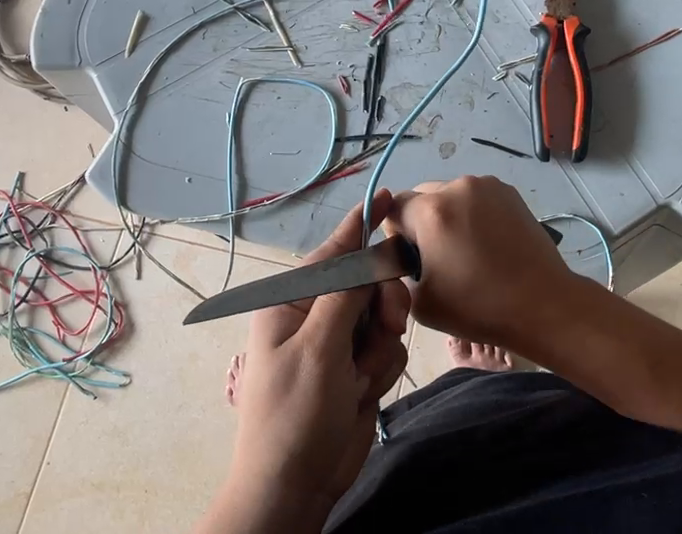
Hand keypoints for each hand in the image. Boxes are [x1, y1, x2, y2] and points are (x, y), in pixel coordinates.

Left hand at [220, 190, 409, 519]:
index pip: (334, 251)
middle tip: (388, 324)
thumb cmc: (294, 415)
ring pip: (384, 316)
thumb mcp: (317, 349)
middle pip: (369, 282)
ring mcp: (338, 343)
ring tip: (361, 376)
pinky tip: (363, 391)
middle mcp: (315, 314)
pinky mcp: (357, 368)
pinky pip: (388, 347)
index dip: (362, 223)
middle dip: (383, 303)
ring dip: (381, 345)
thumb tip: (365, 251)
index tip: (390, 195)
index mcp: (291, 301)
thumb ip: (346, 296)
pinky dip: (382, 367)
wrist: (296, 487)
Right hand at [384, 175, 576, 350]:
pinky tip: (487, 242)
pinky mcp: (508, 191)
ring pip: (449, 194)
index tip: (411, 258)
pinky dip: (472, 213)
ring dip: (447, 215)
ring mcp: (486, 185)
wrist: (541, 304)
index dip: (396, 234)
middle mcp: (457, 187)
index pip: (392, 207)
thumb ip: (396, 269)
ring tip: (466, 249)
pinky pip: (475, 196)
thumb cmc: (477, 307)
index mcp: (431, 211)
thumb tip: (399, 252)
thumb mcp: (419, 300)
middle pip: (420, 196)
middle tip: (438, 256)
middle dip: (420, 221)